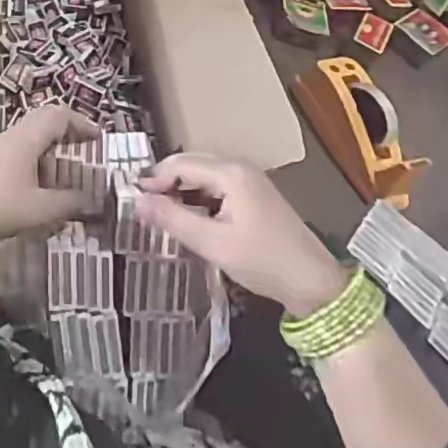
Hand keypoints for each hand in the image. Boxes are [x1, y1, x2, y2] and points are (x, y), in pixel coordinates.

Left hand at [0, 105, 98, 242]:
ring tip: (69, 170)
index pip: (61, 115)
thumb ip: (69, 203)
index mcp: (29, 136)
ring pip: (33, 135)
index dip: (83, 124)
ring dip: (54, 147)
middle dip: (70, 132)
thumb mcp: (40, 209)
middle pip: (47, 120)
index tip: (100, 141)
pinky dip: (39, 158)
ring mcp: (0, 147)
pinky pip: (23, 149)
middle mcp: (15, 134)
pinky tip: (43, 183)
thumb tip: (93, 201)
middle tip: (87, 152)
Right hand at [136, 153, 348, 315]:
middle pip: (192, 164)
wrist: (312, 283)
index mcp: (231, 173)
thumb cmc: (263, 261)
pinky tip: (189, 216)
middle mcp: (240, 167)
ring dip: (181, 190)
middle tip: (144, 204)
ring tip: (162, 212)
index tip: (134, 196)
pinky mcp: (254, 193)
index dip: (155, 178)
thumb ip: (174, 220)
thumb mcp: (213, 243)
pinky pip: (217, 186)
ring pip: (203, 175)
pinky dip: (198, 197)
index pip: (181, 164)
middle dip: (166, 181)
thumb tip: (139, 203)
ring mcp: (249, 179)